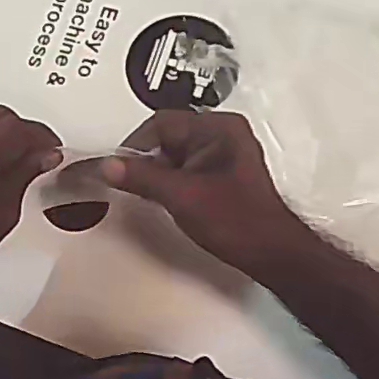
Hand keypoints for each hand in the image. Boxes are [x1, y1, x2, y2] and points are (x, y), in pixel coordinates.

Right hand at [99, 110, 307, 272]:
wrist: (270, 254)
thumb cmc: (239, 221)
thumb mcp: (180, 195)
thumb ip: (140, 177)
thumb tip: (107, 165)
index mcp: (218, 129)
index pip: (160, 123)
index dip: (135, 146)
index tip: (118, 168)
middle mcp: (220, 136)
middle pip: (164, 138)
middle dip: (146, 162)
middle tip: (135, 185)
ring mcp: (218, 156)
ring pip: (170, 157)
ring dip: (155, 175)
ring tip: (155, 196)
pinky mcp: (215, 176)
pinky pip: (179, 171)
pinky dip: (166, 184)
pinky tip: (165, 201)